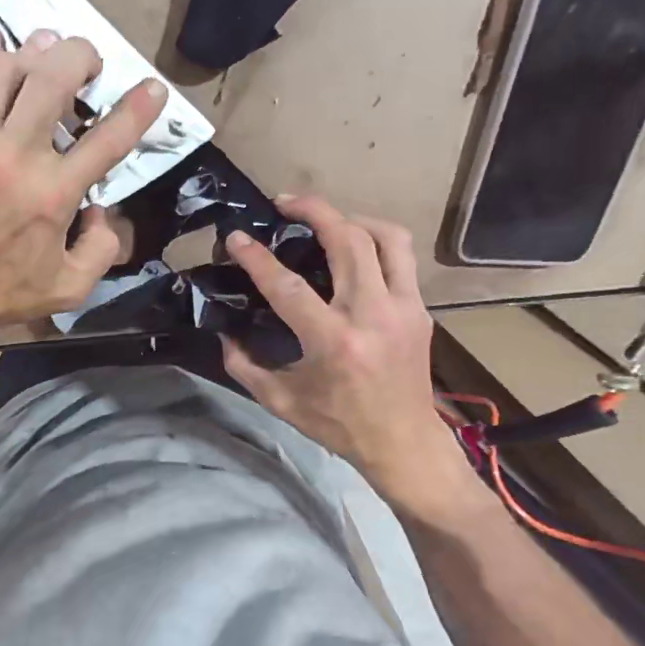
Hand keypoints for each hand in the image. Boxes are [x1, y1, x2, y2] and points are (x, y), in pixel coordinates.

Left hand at [0, 29, 166, 354]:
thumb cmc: (1, 293)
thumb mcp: (70, 288)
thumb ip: (102, 248)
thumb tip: (101, 207)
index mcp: (53, 195)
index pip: (108, 138)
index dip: (138, 107)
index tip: (153, 86)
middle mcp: (12, 159)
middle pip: (52, 78)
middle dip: (77, 54)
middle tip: (82, 60)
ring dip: (26, 54)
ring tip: (34, 56)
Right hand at [219, 197, 466, 505]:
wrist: (404, 442)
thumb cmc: (338, 424)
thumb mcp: (280, 401)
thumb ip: (244, 366)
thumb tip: (224, 334)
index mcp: (334, 342)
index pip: (289, 287)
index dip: (257, 258)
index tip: (236, 238)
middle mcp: (372, 316)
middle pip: (348, 240)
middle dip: (314, 210)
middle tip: (285, 203)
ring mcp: (404, 309)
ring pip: (386, 237)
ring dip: (351, 218)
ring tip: (324, 218)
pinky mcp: (420, 310)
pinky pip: (401, 257)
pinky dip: (374, 240)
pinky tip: (353, 246)